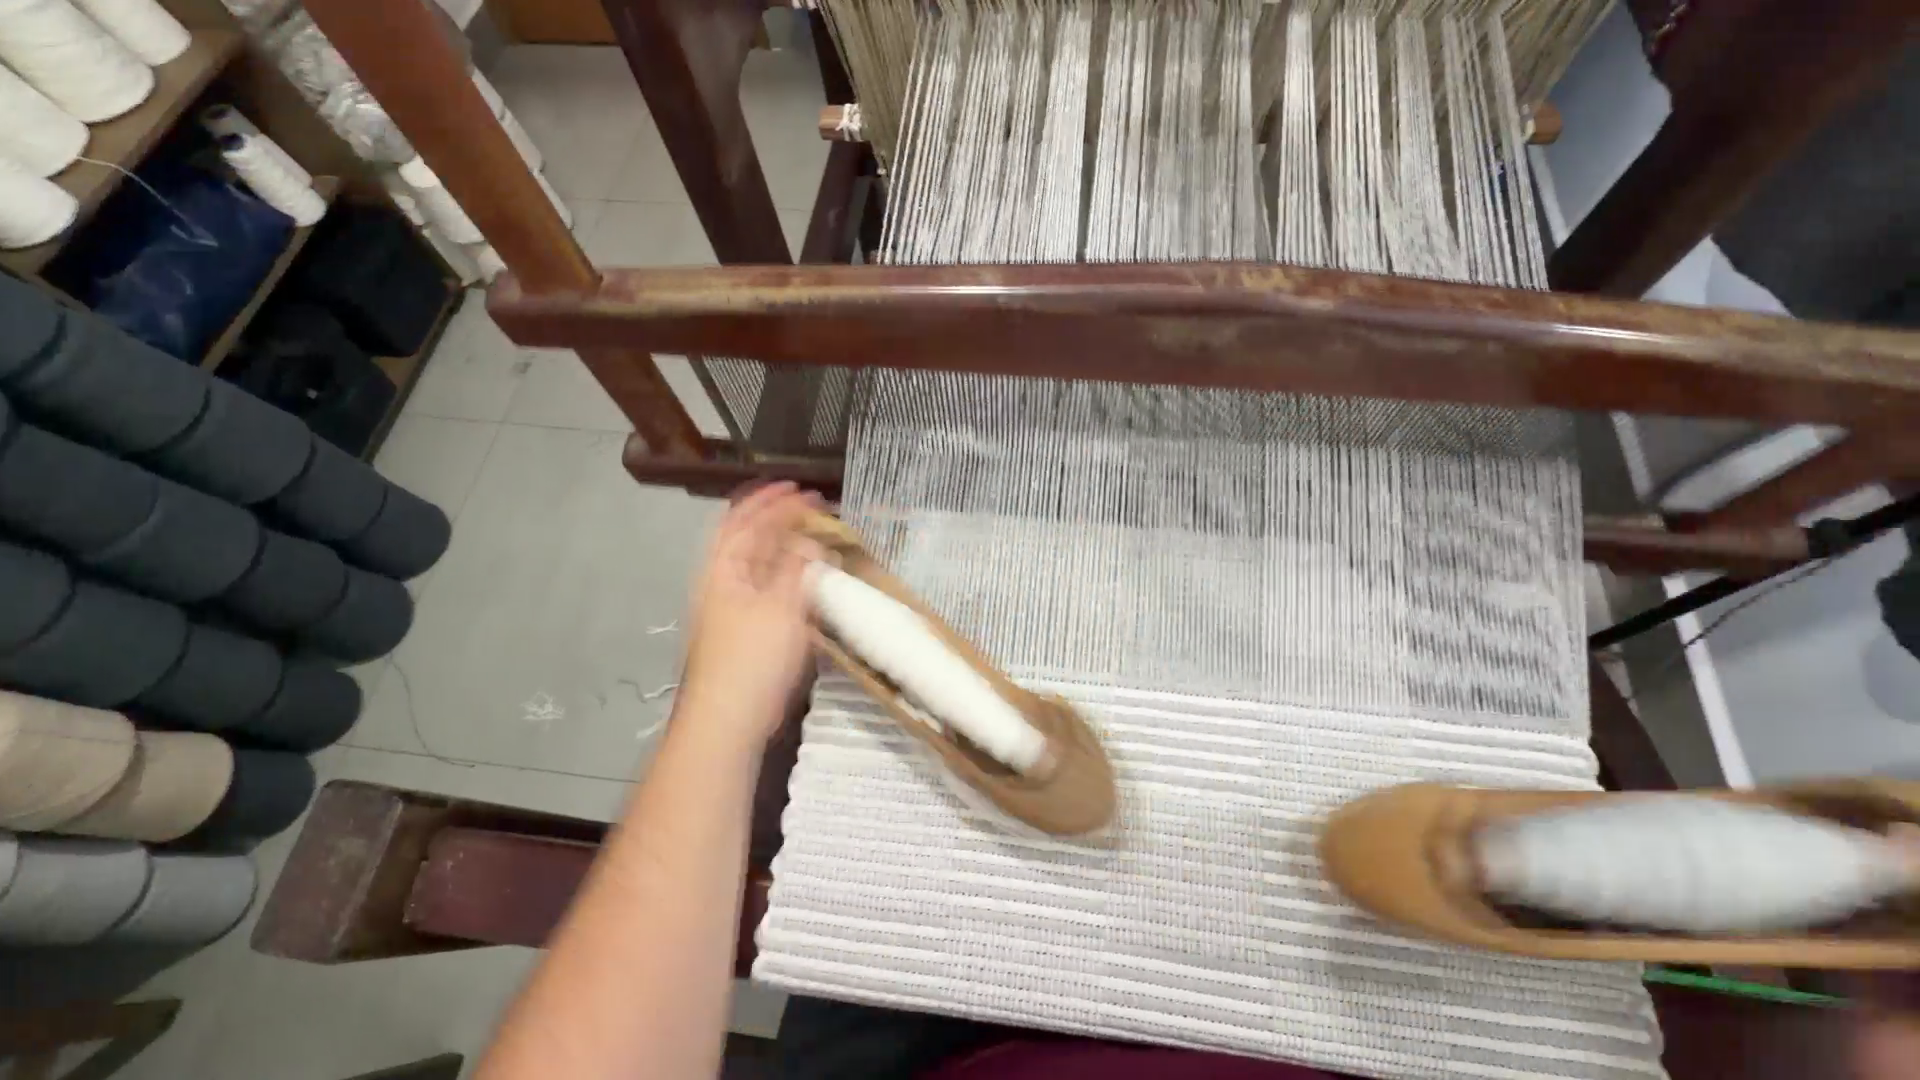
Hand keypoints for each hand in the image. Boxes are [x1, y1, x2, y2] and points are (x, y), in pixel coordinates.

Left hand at [678, 483, 826, 748]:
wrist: (728, 718)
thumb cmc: (752, 659)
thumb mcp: (780, 608)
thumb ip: (798, 570)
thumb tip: (811, 541)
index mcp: (723, 568)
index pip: (746, 521)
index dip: (773, 501)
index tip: (803, 489)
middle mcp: (722, 581)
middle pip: (747, 538)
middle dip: (776, 518)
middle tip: (806, 504)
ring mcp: (731, 606)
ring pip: (757, 563)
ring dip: (782, 544)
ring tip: (810, 534)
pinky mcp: (745, 630)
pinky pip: (766, 587)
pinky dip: (786, 573)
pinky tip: (805, 579)